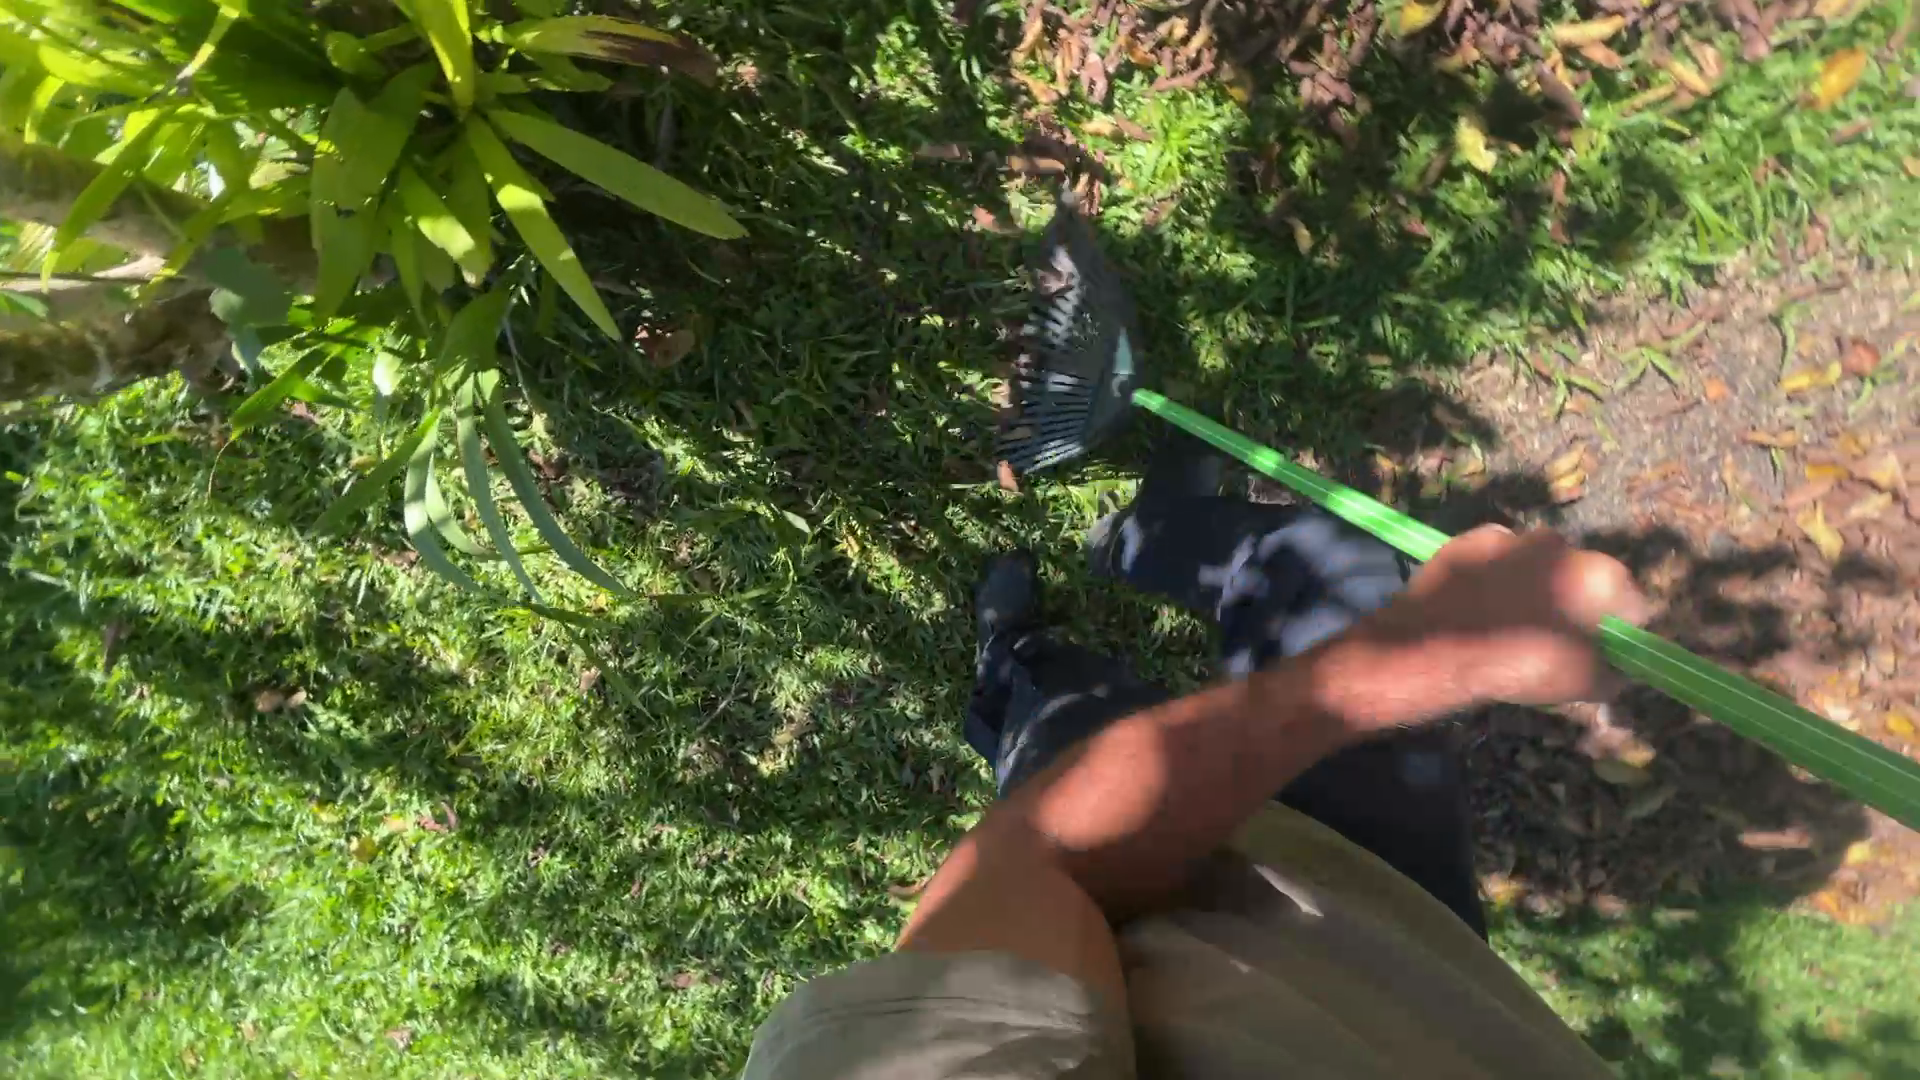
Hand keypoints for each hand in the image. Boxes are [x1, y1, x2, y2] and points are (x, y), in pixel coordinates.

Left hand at [1356, 524, 1650, 711]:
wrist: (1432, 648)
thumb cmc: (1517, 665)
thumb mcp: (1585, 683)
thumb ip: (1613, 669)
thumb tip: (1615, 667)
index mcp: (1602, 575)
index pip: (1627, 603)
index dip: (1613, 627)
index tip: (1592, 645)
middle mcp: (1559, 544)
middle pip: (1578, 575)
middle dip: (1569, 598)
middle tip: (1543, 630)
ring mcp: (1508, 537)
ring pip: (1533, 562)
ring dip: (1527, 581)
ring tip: (1503, 616)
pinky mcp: (1465, 539)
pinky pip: (1490, 557)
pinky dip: (1488, 572)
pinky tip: (1473, 600)